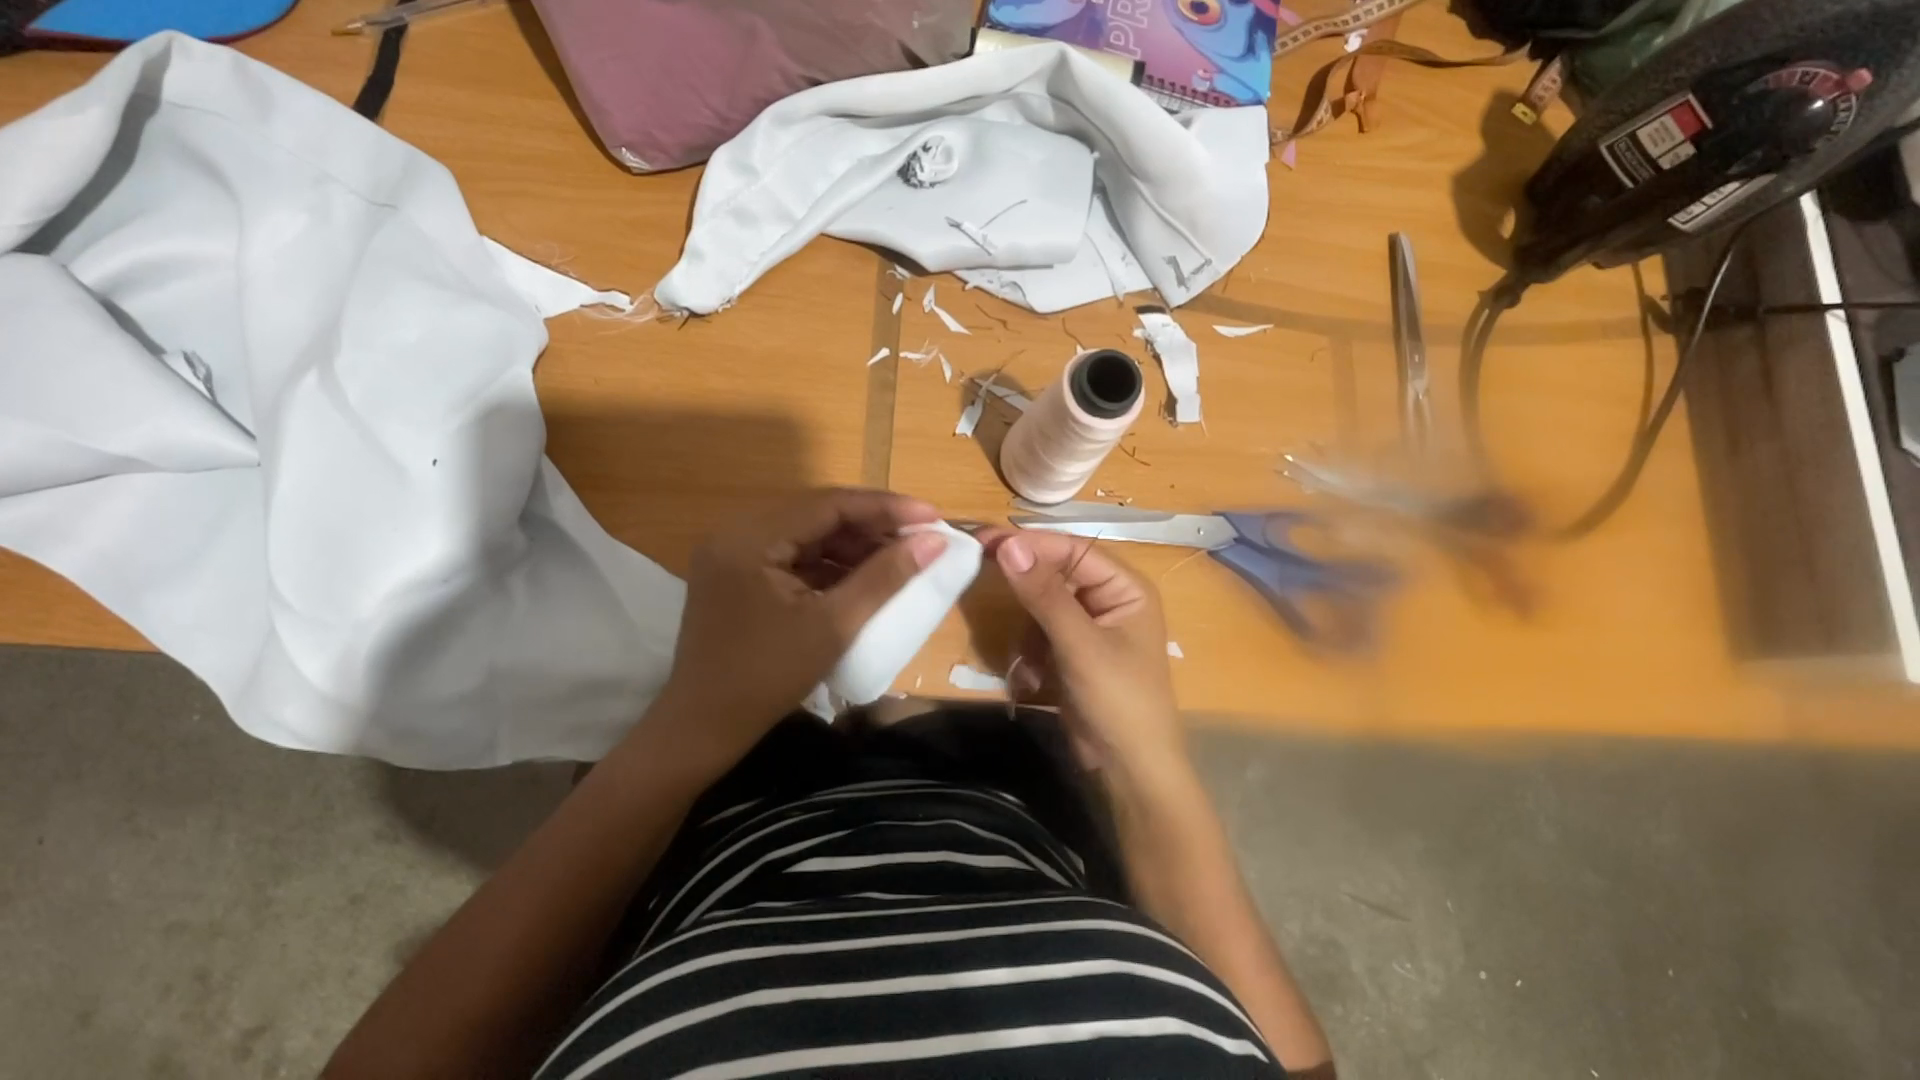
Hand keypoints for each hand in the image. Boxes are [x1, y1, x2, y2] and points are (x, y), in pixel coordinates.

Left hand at [654, 489, 945, 756]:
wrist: (704, 727)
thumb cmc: (768, 678)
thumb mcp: (833, 626)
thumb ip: (884, 578)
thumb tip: (933, 542)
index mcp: (750, 537)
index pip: (828, 503)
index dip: (885, 507)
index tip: (934, 516)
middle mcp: (735, 532)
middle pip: (816, 513)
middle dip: (872, 524)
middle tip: (922, 537)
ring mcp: (733, 553)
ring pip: (806, 533)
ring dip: (852, 544)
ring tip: (901, 557)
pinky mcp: (736, 575)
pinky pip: (791, 555)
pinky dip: (829, 563)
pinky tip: (864, 576)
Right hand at [977, 529, 1187, 780]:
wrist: (1129, 769)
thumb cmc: (1118, 700)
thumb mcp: (1079, 645)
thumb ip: (1043, 594)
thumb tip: (1008, 544)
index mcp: (1125, 587)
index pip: (1072, 549)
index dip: (1030, 544)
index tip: (984, 542)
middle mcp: (1109, 599)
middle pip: (1054, 575)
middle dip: (1024, 592)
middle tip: (981, 578)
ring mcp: (1089, 627)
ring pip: (1040, 607)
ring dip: (1027, 633)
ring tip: (1030, 664)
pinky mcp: (1072, 653)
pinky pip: (1038, 635)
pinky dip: (1030, 654)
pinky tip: (1034, 681)